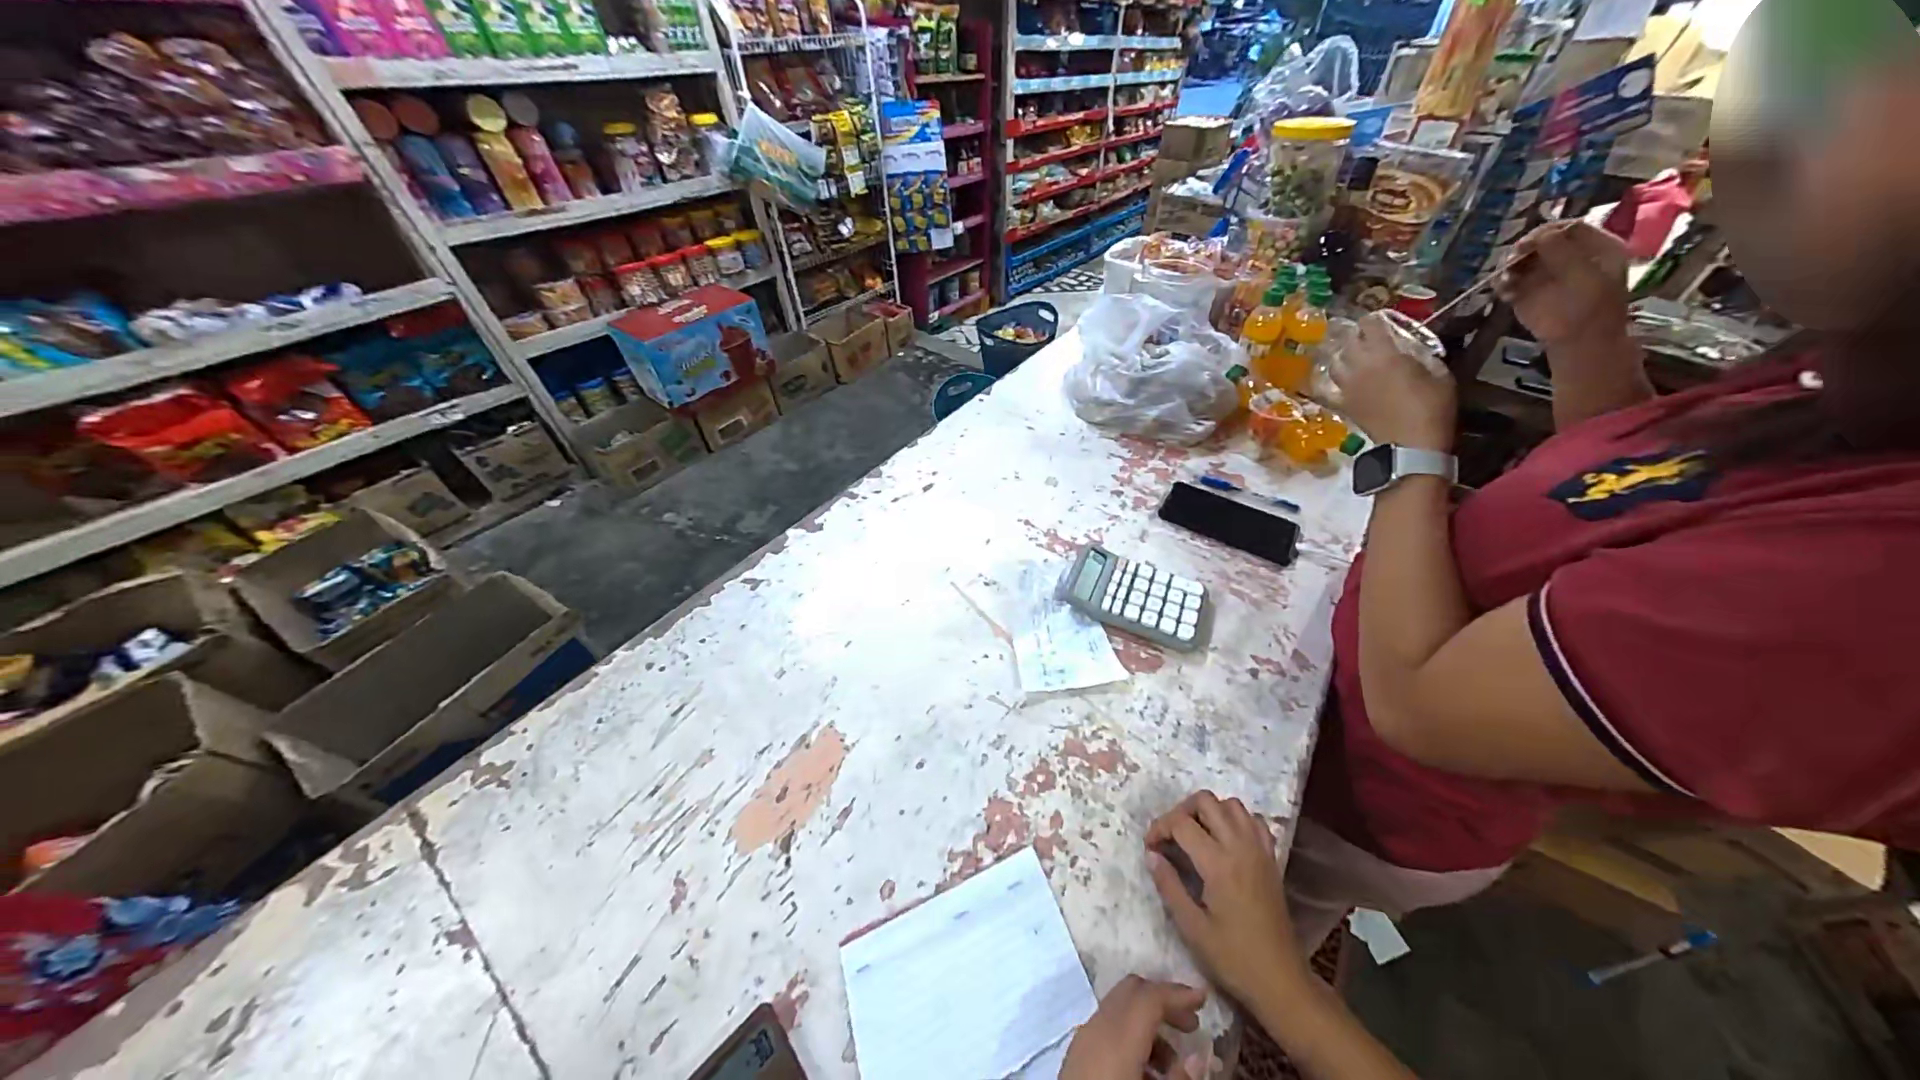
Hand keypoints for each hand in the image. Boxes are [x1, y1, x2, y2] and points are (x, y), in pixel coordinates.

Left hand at [1059, 975, 1207, 1079]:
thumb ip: (1179, 1079)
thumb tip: (1199, 1056)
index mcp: (1116, 1038)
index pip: (1148, 996)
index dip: (1178, 993)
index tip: (1204, 999)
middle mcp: (1097, 1028)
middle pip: (1131, 992)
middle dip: (1164, 1001)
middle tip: (1192, 1026)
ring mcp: (1083, 1039)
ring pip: (1119, 1009)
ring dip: (1148, 1023)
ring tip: (1174, 1063)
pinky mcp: (1077, 1054)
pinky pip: (1108, 1029)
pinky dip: (1132, 1036)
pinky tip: (1149, 1073)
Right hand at [1145, 792, 1305, 1009]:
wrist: (1281, 980)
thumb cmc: (1233, 958)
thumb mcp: (1191, 927)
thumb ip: (1169, 885)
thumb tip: (1151, 855)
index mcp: (1218, 864)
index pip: (1181, 823)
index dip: (1158, 828)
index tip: (1150, 848)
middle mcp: (1241, 847)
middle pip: (1206, 801)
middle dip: (1181, 811)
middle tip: (1170, 837)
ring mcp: (1260, 851)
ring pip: (1232, 804)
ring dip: (1209, 811)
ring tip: (1195, 834)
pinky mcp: (1271, 859)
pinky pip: (1254, 821)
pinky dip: (1236, 820)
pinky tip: (1225, 840)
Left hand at [1330, 312, 1456, 452]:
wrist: (1410, 444)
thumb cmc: (1431, 406)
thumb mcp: (1438, 373)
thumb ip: (1421, 354)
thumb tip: (1410, 348)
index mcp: (1383, 353)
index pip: (1369, 324)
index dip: (1375, 320)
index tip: (1383, 323)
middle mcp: (1358, 366)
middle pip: (1348, 341)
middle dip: (1359, 338)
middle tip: (1372, 342)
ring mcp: (1346, 386)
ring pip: (1334, 363)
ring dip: (1344, 358)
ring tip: (1356, 360)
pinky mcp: (1341, 404)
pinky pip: (1328, 388)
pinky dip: (1333, 383)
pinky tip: (1342, 383)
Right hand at [1494, 221, 1629, 348]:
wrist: (1579, 340)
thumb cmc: (1590, 306)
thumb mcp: (1583, 273)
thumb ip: (1561, 251)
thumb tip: (1536, 236)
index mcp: (1594, 247)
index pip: (1569, 227)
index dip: (1548, 231)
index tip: (1528, 241)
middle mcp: (1568, 257)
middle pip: (1542, 241)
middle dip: (1526, 248)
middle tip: (1514, 258)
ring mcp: (1545, 275)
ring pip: (1522, 260)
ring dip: (1511, 267)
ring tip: (1507, 279)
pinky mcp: (1525, 293)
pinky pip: (1509, 282)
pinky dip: (1503, 284)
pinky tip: (1504, 293)